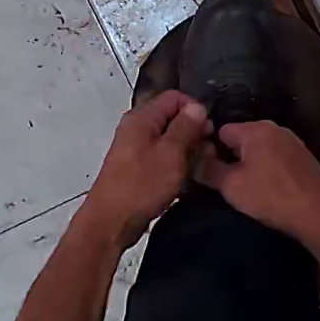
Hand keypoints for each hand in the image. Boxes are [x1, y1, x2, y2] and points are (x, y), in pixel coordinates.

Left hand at [79, 91, 209, 248]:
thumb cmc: (142, 185)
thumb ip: (186, 126)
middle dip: (192, 129)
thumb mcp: (172, 152)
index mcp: (142, 117)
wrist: (110, 223)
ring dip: (185, 147)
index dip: (195, 109)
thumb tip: (197, 107)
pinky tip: (184, 176)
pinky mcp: (136, 166)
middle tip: (207, 149)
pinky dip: (175, 161)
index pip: (175, 97)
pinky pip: (161, 154)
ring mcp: (134, 147)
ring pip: (168, 136)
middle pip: (171, 116)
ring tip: (198, 164)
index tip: (208, 130)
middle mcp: (136, 127)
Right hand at [199, 121, 319, 240]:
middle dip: (230, 158)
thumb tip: (195, 159)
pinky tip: (267, 191)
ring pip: (259, 150)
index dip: (210, 149)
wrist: (316, 212)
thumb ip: (208, 169)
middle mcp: (276, 129)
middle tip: (224, 183)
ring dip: (249, 166)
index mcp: (256, 129)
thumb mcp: (231, 185)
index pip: (221, 130)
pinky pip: (275, 158)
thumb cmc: (272, 196)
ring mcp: (292, 142)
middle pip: (241, 139)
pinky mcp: (302, 157)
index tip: (206, 169)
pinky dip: (268, 171)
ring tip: (246, 190)